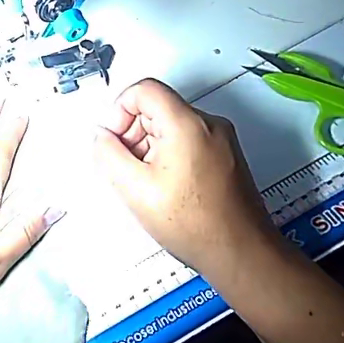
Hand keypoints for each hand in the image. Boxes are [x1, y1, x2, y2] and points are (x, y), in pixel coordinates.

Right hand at [92, 78, 275, 276]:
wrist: (241, 253)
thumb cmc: (199, 226)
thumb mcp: (135, 190)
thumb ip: (108, 155)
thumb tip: (102, 137)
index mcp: (188, 124)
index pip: (144, 89)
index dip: (120, 110)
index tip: (114, 137)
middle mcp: (209, 124)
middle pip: (158, 106)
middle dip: (133, 131)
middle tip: (127, 165)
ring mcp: (221, 139)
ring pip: (172, 124)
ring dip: (150, 146)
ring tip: (148, 183)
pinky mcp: (225, 154)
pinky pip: (188, 140)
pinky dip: (170, 156)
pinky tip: (166, 187)